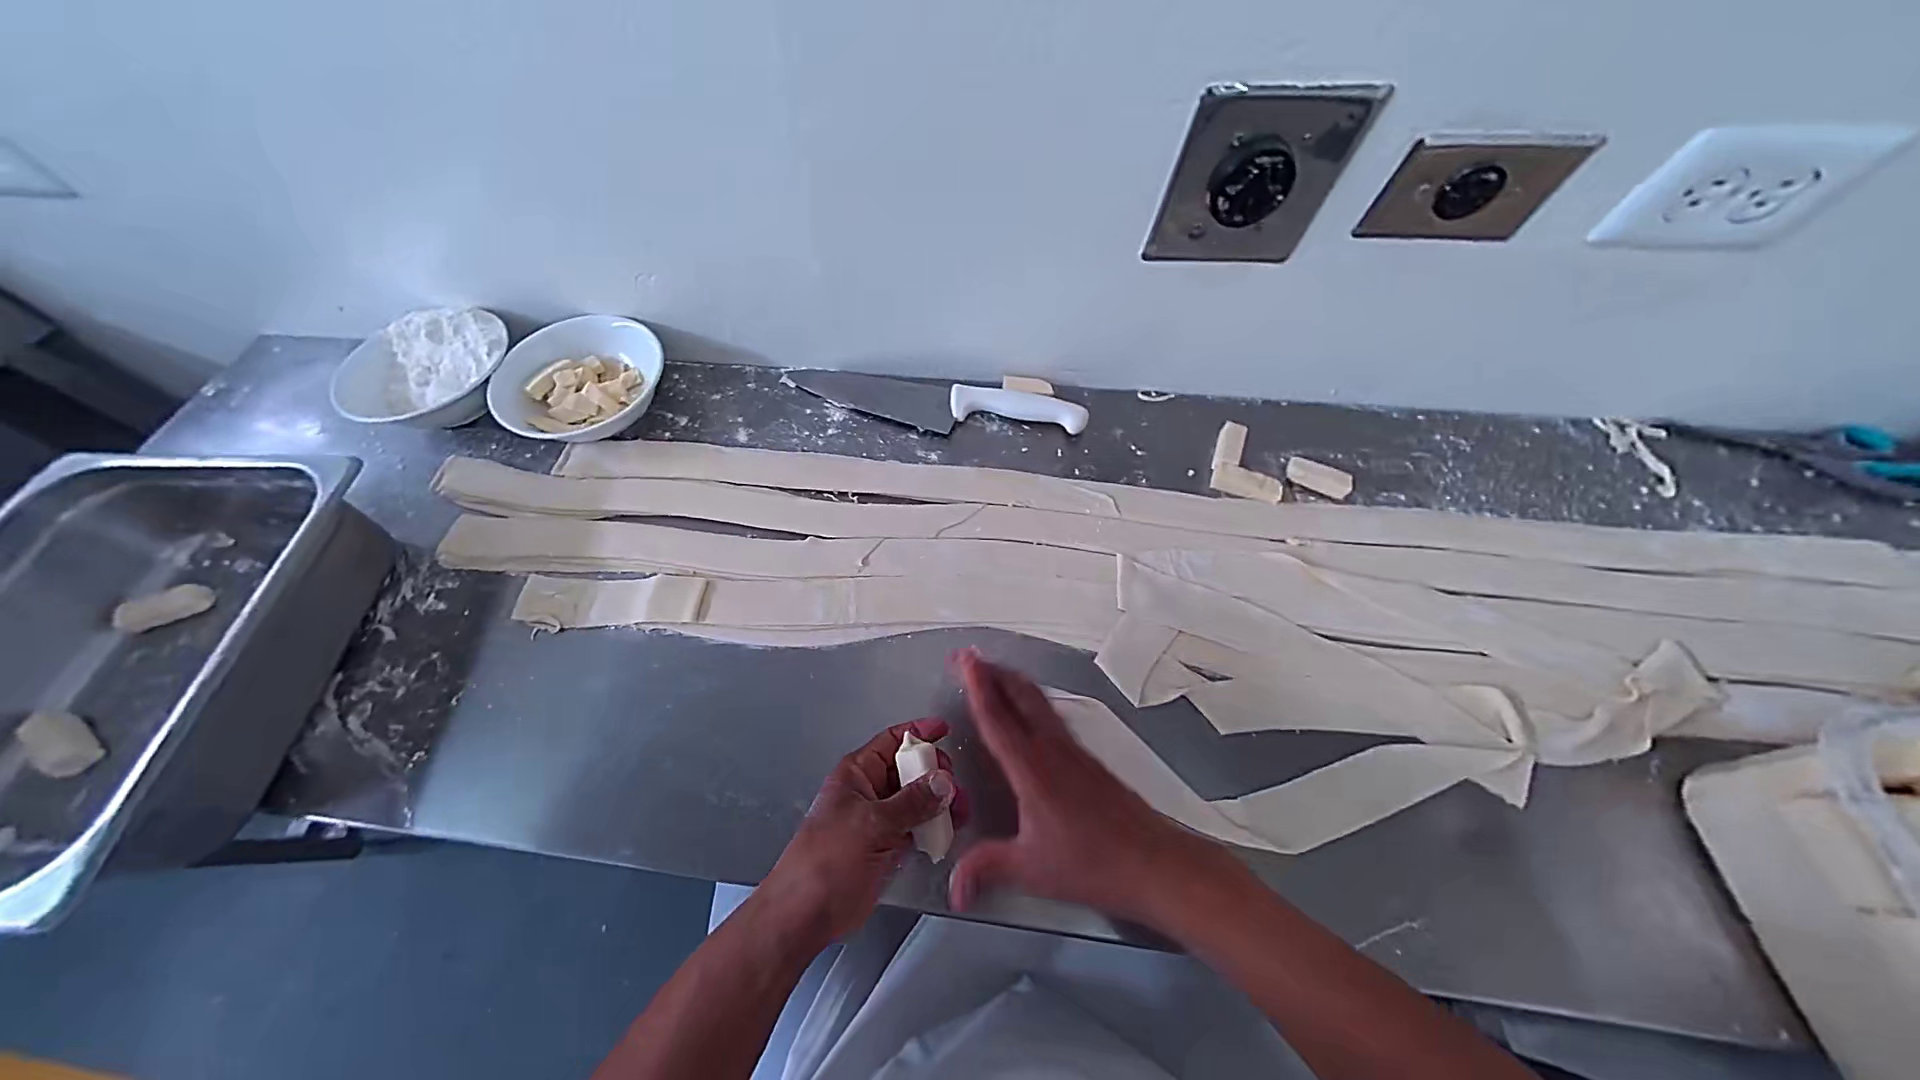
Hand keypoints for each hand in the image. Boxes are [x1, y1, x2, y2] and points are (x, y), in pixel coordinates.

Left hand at [758, 719, 958, 945]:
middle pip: (910, 769)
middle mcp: (868, 792)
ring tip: (957, 811)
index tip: (944, 729)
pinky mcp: (887, 845)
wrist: (805, 915)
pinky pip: (917, 826)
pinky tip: (946, 832)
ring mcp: (878, 819)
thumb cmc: (821, 864)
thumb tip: (942, 782)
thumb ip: (911, 802)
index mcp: (857, 774)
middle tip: (952, 785)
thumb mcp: (871, 824)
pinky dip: (934, 826)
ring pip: (917, 799)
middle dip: (936, 773)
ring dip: (940, 803)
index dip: (918, 732)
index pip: (892, 740)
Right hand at [948, 652, 1235, 926]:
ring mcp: (1074, 752)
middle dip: (993, 672)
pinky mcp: (1089, 761)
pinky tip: (1033, 712)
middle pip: (1021, 695)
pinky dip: (1033, 701)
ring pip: (1039, 702)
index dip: (977, 686)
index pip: (997, 717)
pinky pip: (1053, 716)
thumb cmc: (1095, 863)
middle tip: (970, 658)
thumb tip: (955, 887)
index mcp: (1032, 769)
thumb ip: (987, 868)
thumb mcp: (1031, 868)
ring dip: (1014, 682)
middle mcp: (1053, 750)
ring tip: (995, 673)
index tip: (964, 661)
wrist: (1154, 863)